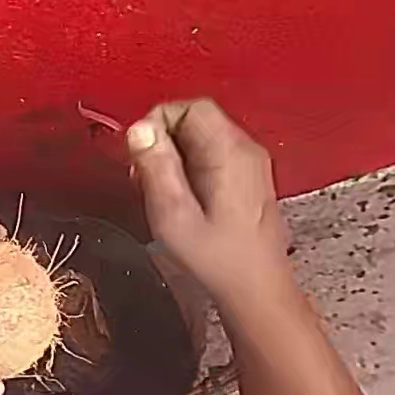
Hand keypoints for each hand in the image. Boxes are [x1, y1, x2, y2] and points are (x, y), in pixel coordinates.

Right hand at [126, 99, 292, 302]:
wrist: (256, 286)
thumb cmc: (216, 258)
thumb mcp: (173, 215)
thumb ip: (156, 168)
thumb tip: (138, 130)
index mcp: (229, 153)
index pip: (190, 107)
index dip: (157, 123)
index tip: (138, 153)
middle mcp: (246, 150)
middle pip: (196, 118)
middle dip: (162, 140)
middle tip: (143, 174)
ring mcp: (251, 163)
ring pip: (202, 135)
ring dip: (173, 154)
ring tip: (160, 188)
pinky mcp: (248, 177)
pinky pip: (212, 153)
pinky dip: (188, 166)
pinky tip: (180, 196)